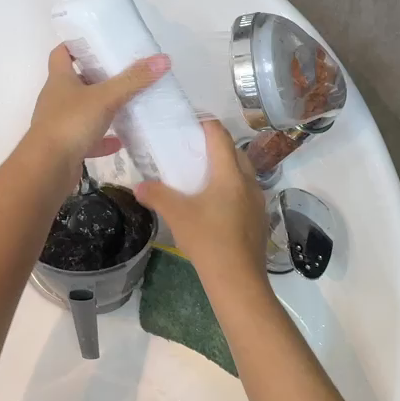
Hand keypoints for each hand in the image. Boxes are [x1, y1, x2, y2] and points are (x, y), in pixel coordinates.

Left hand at [21, 45, 168, 176]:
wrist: (47, 168)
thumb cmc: (71, 123)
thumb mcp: (105, 98)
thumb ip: (133, 80)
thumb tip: (162, 59)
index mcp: (59, 79)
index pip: (61, 53)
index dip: (75, 45)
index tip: (97, 42)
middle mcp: (56, 98)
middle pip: (74, 81)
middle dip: (95, 77)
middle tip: (121, 73)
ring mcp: (59, 123)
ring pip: (81, 110)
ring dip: (101, 109)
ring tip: (125, 105)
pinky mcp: (65, 146)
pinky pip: (86, 138)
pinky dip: (102, 140)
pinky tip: (120, 142)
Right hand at [136, 120, 266, 284]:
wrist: (238, 281)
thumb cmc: (208, 240)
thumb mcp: (176, 215)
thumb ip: (157, 195)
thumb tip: (139, 186)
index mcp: (229, 174)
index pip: (220, 136)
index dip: (207, 124)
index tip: (192, 120)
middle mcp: (248, 183)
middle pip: (235, 153)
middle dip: (217, 146)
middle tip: (195, 149)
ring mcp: (258, 203)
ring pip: (243, 175)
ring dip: (226, 169)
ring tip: (204, 176)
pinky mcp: (260, 221)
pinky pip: (246, 194)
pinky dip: (232, 190)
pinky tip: (217, 205)